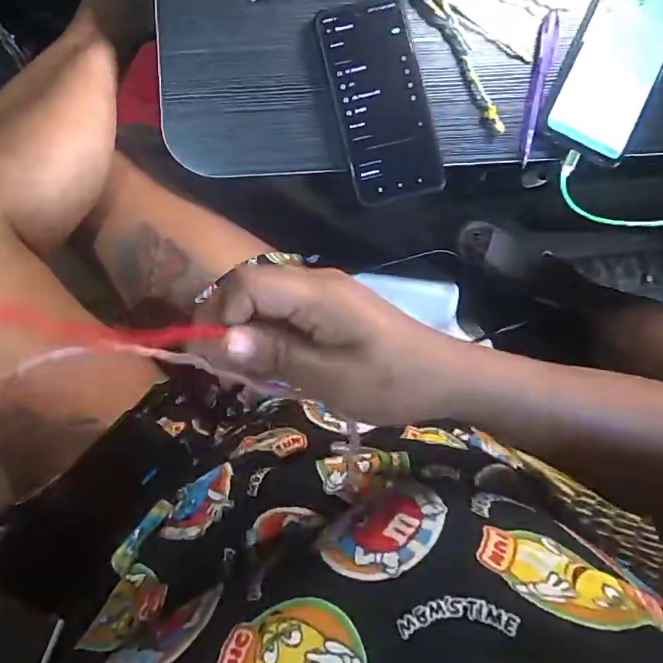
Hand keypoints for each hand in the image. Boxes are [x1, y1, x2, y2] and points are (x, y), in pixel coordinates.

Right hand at [193, 263, 464, 423]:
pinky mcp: (328, 305)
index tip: (216, 359)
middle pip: (249, 285)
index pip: (246, 283)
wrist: (446, 377)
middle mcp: (315, 280)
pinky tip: (274, 365)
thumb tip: (219, 341)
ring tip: (249, 373)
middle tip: (227, 370)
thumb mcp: (330, 379)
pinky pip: (282, 309)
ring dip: (246, 331)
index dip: (220, 315)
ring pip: (262, 297)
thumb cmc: (392, 382)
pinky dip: (267, 334)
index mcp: (316, 292)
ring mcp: (322, 290)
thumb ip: (274, 355)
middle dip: (227, 323)